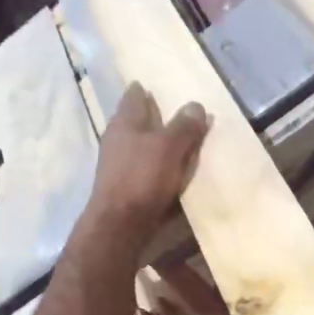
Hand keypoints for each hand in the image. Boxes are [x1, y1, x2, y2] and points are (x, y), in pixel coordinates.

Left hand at [87, 83, 209, 231]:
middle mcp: (117, 139)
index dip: (145, 91)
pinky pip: (143, 170)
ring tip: (176, 146)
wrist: (120, 225)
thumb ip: (184, 127)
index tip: (158, 89)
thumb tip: (197, 105)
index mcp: (125, 121)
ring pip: (138, 146)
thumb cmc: (142, 179)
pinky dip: (155, 167)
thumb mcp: (169, 148)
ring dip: (154, 145)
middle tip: (173, 115)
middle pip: (135, 121)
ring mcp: (117, 165)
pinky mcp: (123, 189)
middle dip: (151, 118)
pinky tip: (168, 174)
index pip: (134, 96)